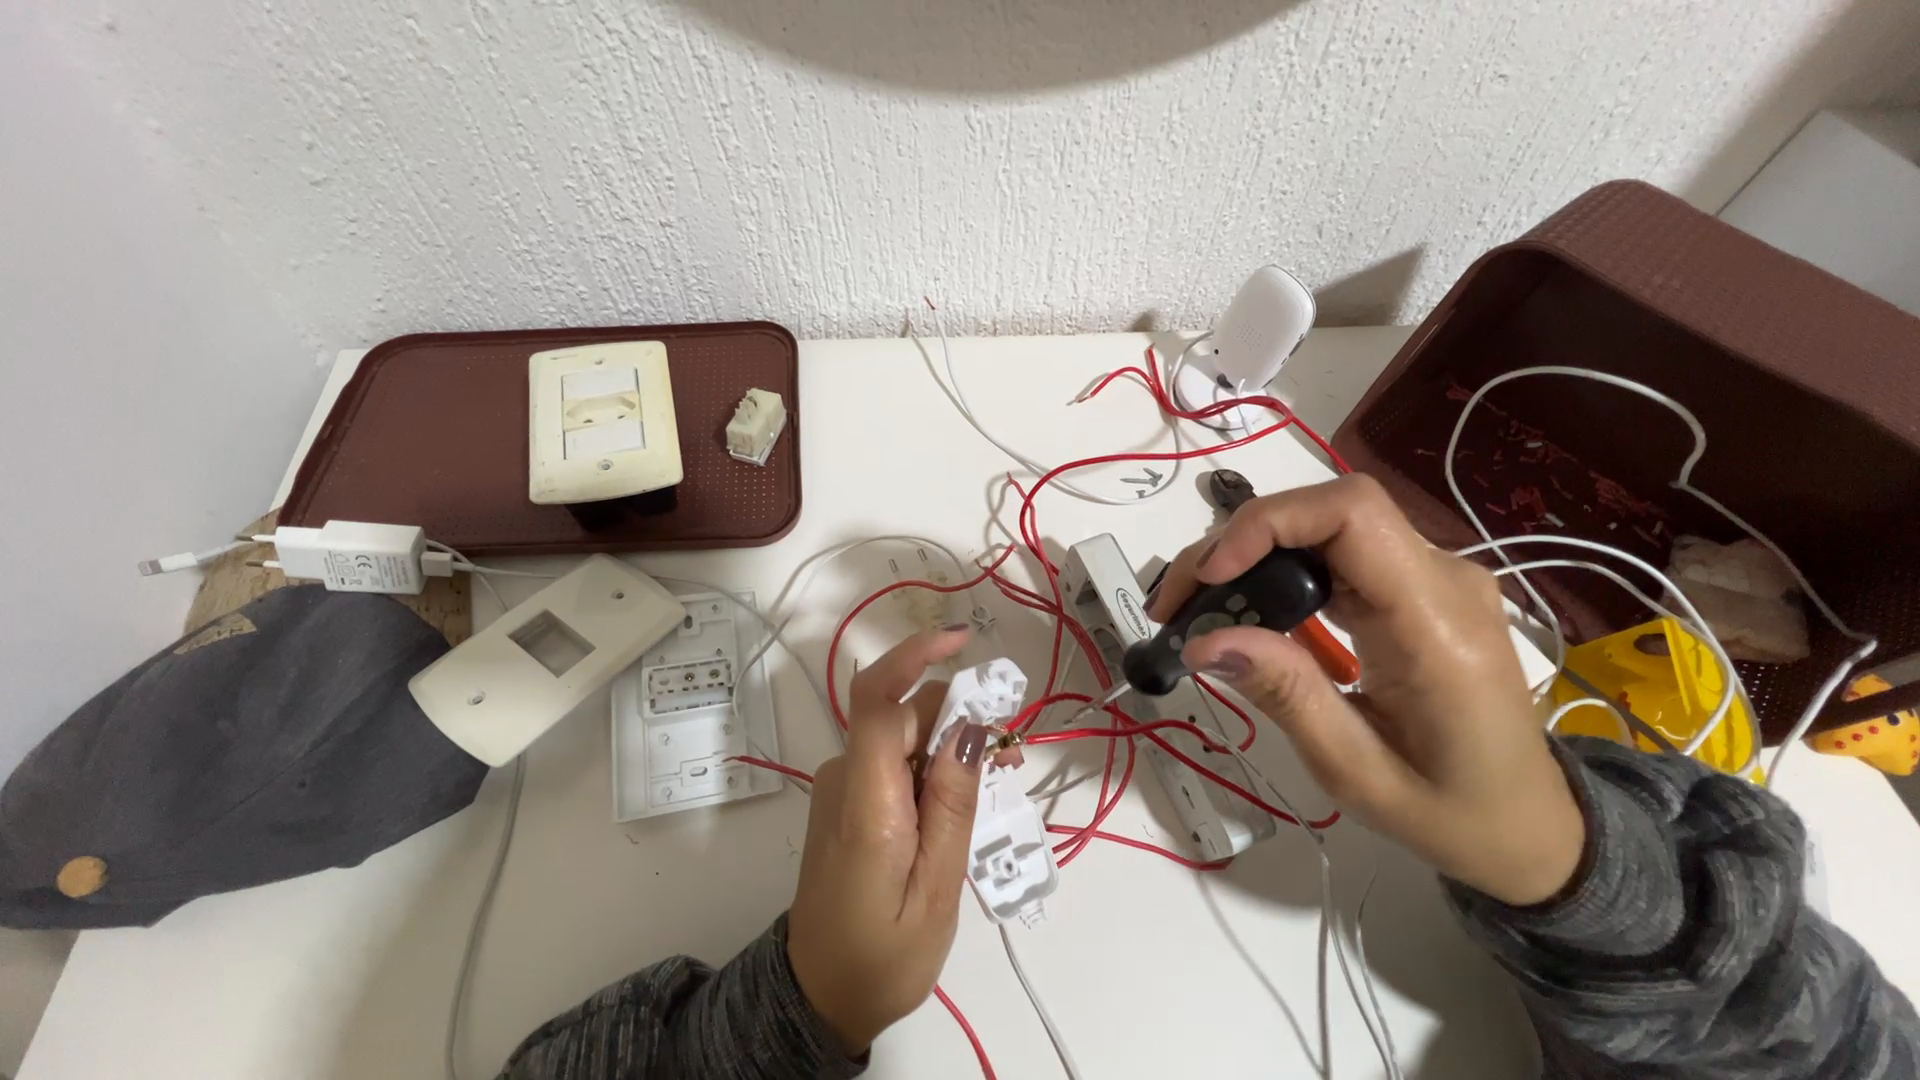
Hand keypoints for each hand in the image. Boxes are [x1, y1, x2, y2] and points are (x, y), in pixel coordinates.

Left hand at [787, 627, 993, 1052]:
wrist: (820, 993)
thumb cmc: (883, 953)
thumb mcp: (936, 887)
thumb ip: (953, 803)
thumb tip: (970, 727)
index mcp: (866, 801)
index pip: (877, 701)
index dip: (915, 656)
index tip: (963, 640)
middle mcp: (845, 778)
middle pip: (903, 715)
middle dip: (959, 718)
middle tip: (1011, 752)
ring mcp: (842, 786)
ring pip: (904, 737)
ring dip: (950, 746)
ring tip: (997, 777)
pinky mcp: (848, 798)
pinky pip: (895, 761)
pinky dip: (932, 767)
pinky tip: (962, 796)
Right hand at [1147, 475, 1585, 905]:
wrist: (1532, 822)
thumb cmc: (1451, 811)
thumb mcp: (1356, 773)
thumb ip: (1285, 696)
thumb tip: (1202, 641)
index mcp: (1438, 625)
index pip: (1352, 515)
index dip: (1268, 523)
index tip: (1209, 576)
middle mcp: (1444, 579)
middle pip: (1327, 511)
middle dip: (1238, 542)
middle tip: (1177, 603)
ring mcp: (1434, 576)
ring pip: (1324, 525)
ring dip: (1249, 553)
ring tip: (1195, 608)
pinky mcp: (1417, 585)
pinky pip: (1336, 552)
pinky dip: (1277, 568)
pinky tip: (1241, 608)